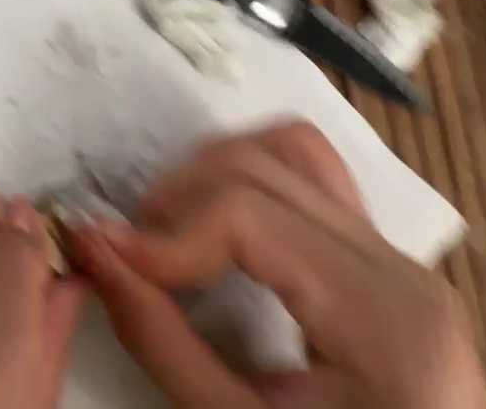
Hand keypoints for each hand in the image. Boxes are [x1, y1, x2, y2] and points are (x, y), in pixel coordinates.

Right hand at [68, 122, 485, 408]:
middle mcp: (398, 266)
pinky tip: (217, 227)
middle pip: (257, 167)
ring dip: (209, 174)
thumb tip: (87, 241)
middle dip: (176, 198)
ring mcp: (394, 252)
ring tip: (175, 231)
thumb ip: (158, 336)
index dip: (165, 232)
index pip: (247, 215)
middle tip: (136, 255)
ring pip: (286, 148)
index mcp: (384, 319)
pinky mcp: (379, 251)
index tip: (112, 262)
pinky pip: (306, 170)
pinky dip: (245, 176)